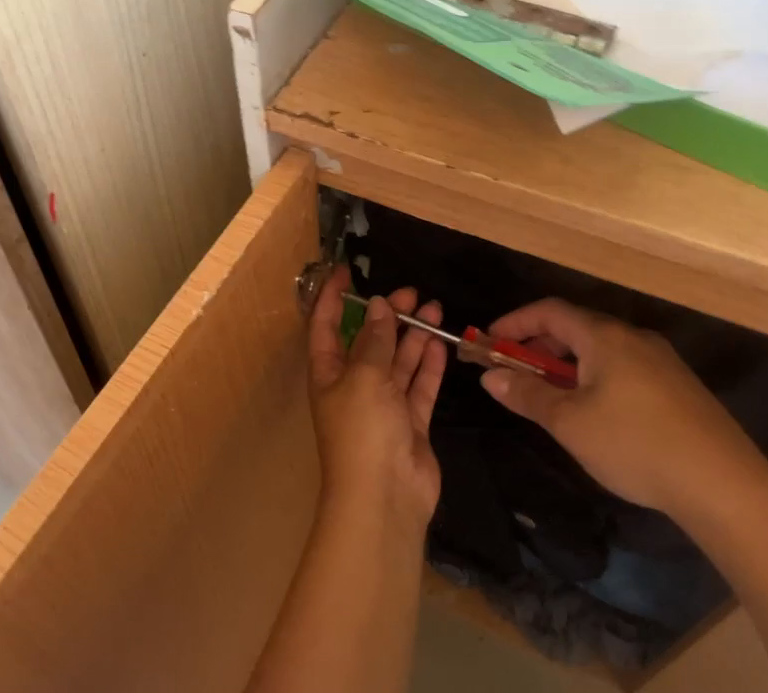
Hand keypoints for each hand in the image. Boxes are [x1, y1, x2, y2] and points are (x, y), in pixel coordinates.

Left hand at [306, 267, 449, 532]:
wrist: (384, 497)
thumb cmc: (362, 430)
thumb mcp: (364, 377)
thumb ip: (375, 340)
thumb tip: (378, 306)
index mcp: (328, 373)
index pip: (326, 326)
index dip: (332, 298)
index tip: (346, 270)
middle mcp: (353, 386)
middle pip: (369, 341)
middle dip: (388, 315)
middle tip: (412, 292)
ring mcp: (383, 406)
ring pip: (398, 361)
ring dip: (414, 335)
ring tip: (435, 308)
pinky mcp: (410, 423)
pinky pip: (419, 386)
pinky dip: (429, 365)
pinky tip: (441, 343)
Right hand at [478, 299, 767, 517]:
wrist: (723, 484)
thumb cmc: (634, 444)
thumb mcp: (570, 423)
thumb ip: (527, 395)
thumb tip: (490, 376)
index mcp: (604, 336)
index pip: (549, 311)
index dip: (514, 323)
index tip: (488, 343)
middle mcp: (634, 338)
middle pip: (576, 327)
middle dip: (538, 345)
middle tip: (513, 372)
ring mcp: (662, 362)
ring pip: (601, 350)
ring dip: (567, 365)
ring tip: (549, 397)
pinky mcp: (679, 388)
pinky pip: (624, 368)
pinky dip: (595, 378)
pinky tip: (593, 414)